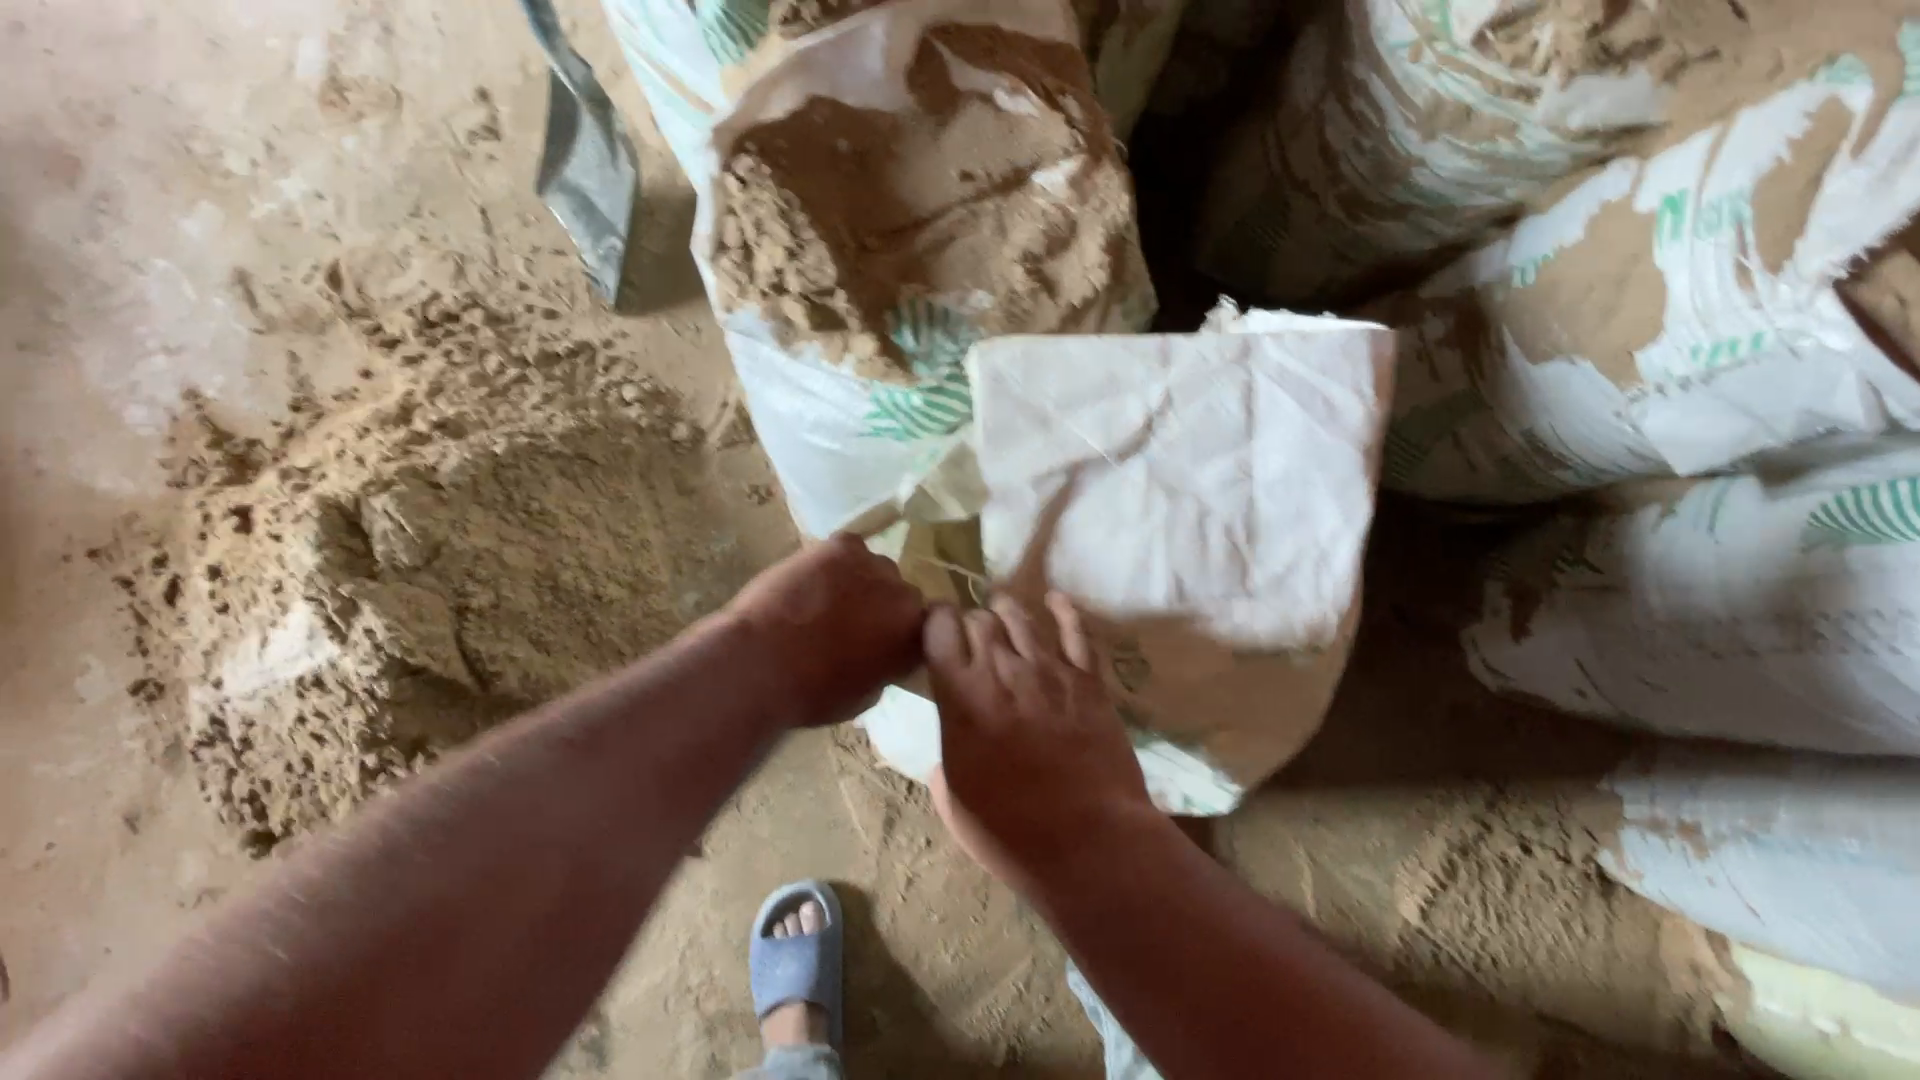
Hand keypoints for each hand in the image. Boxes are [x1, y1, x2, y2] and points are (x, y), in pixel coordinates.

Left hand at [725, 533, 926, 727]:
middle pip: (900, 593)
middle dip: (880, 604)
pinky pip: (848, 547)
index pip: (923, 627)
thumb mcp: (865, 696)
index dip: (901, 631)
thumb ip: (885, 666)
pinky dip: (834, 560)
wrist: (763, 665)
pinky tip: (813, 577)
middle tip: (850, 619)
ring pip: (874, 568)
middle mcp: (906, 598)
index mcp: (916, 637)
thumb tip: (879, 653)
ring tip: (825, 596)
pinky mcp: (843, 546)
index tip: (882, 639)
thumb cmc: (812, 693)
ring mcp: (875, 566)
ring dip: (858, 579)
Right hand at [924, 594, 1154, 894]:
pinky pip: (1076, 631)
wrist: (1088, 844)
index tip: (934, 629)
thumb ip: (947, 753)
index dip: (934, 622)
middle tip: (970, 637)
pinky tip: (1054, 600)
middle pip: (980, 619)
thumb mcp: (953, 799)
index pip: (938, 630)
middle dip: (970, 622)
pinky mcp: (1089, 681)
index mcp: (960, 697)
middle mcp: (1002, 670)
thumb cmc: (1010, 833)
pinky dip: (1063, 610)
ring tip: (1002, 611)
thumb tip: (955, 737)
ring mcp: (1050, 671)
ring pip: (1022, 618)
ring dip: (1006, 611)